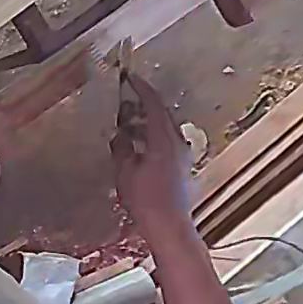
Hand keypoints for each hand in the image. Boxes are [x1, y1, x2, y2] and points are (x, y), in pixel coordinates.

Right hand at [111, 70, 193, 235]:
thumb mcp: (125, 171)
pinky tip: (136, 149)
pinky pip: (165, 144)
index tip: (130, 77)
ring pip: (163, 130)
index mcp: (164, 139)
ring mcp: (182, 156)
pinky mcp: (181, 168)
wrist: (169, 226)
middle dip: (143, 107)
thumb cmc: (145, 199)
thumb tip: (120, 134)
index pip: (154, 105)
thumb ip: (122, 148)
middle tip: (124, 104)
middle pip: (161, 116)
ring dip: (146, 125)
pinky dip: (151, 139)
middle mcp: (178, 143)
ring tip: (126, 128)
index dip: (141, 89)